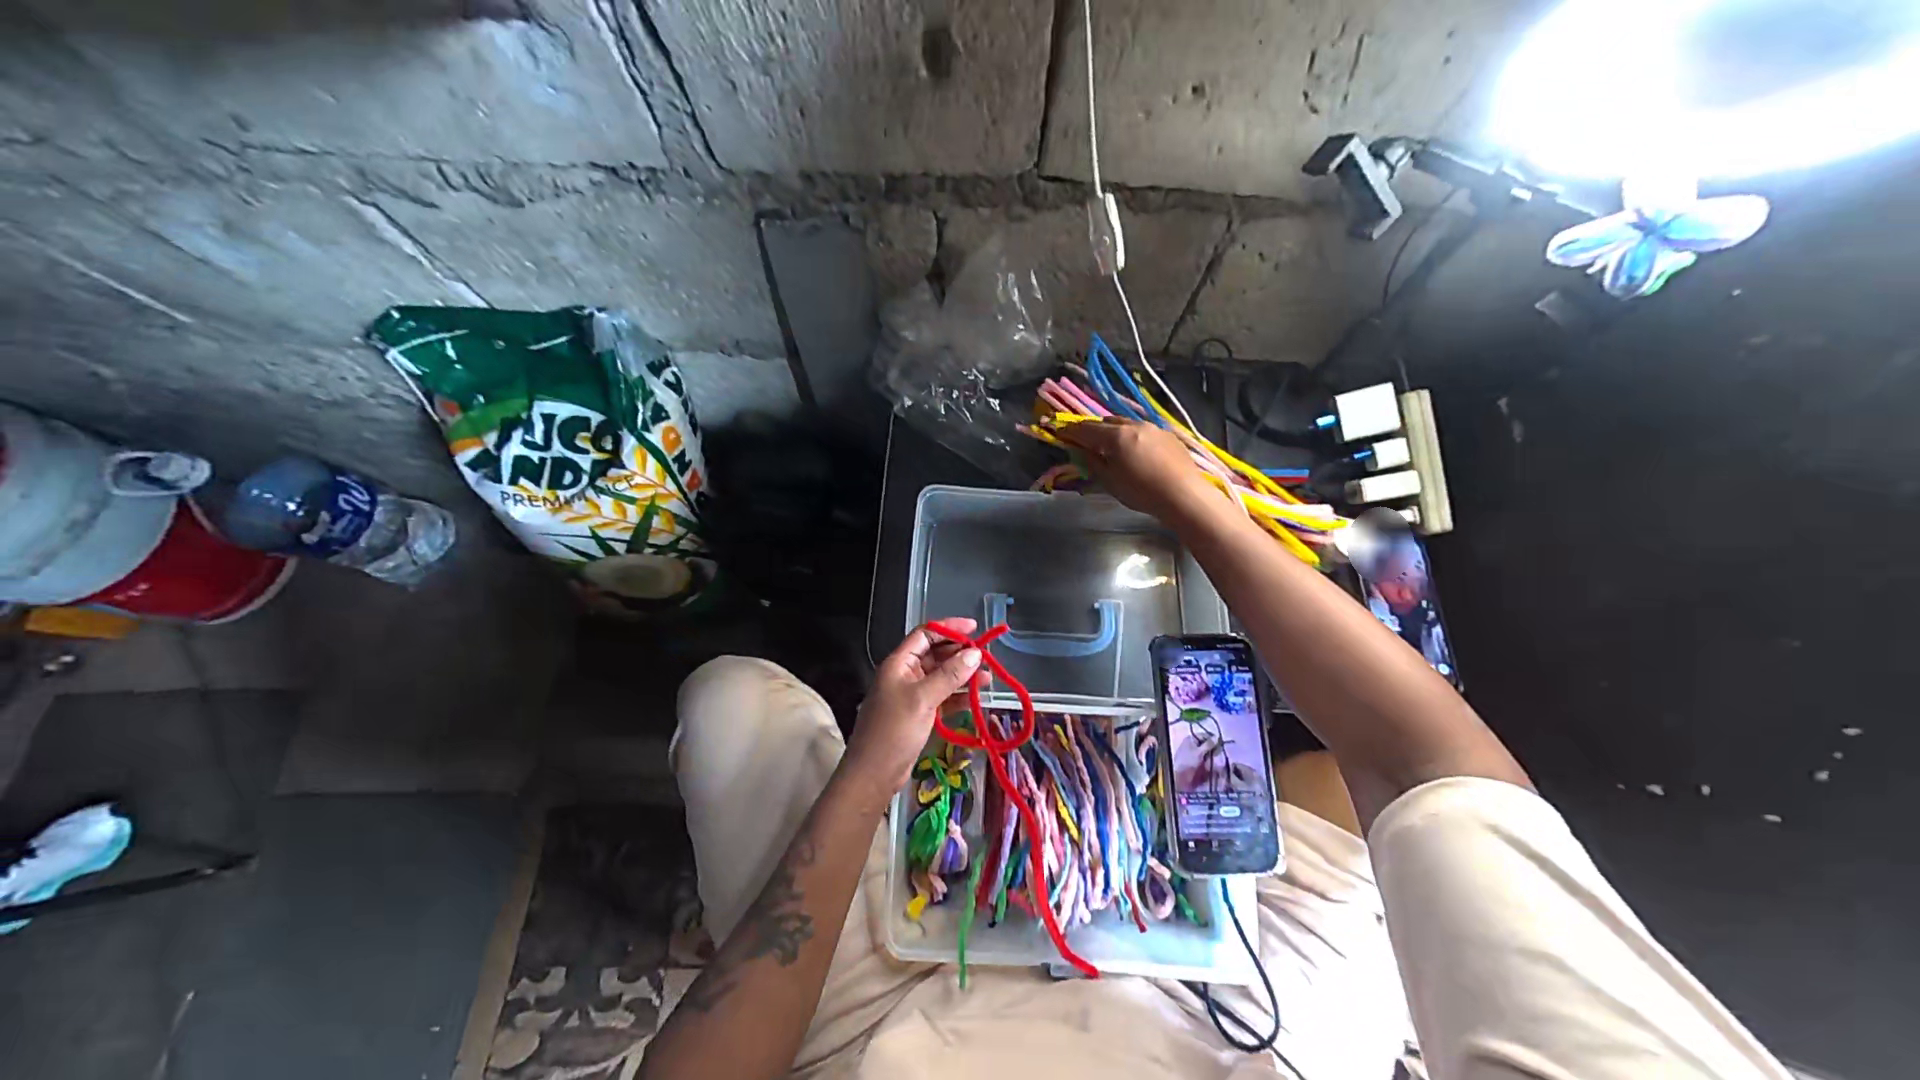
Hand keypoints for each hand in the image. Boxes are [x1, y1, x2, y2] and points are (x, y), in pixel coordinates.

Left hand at [846, 618, 985, 790]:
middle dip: (960, 654)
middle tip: (986, 658)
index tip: (975, 629)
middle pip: (936, 654)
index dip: (949, 628)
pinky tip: (976, 698)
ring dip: (963, 676)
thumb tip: (975, 654)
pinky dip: (958, 696)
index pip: (925, 634)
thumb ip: (950, 675)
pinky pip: (942, 697)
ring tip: (987, 679)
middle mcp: (905, 675)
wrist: (873, 775)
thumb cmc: (893, 731)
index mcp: (899, 663)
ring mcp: (912, 695)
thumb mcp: (923, 699)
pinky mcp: (919, 714)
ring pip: (942, 677)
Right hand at [1056, 417, 1222, 523]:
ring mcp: (1153, 427)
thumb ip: (1093, 462)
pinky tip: (1135, 452)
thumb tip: (1083, 451)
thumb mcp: (1110, 481)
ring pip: (1126, 423)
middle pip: (1106, 421)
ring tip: (1111, 446)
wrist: (1184, 495)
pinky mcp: (1168, 435)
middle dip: (1093, 429)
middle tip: (1085, 442)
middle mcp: (1133, 425)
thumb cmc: (1142, 492)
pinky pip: (1142, 430)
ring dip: (1113, 431)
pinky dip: (1131, 436)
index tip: (1059, 433)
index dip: (1070, 431)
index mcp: (1115, 436)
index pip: (1085, 429)